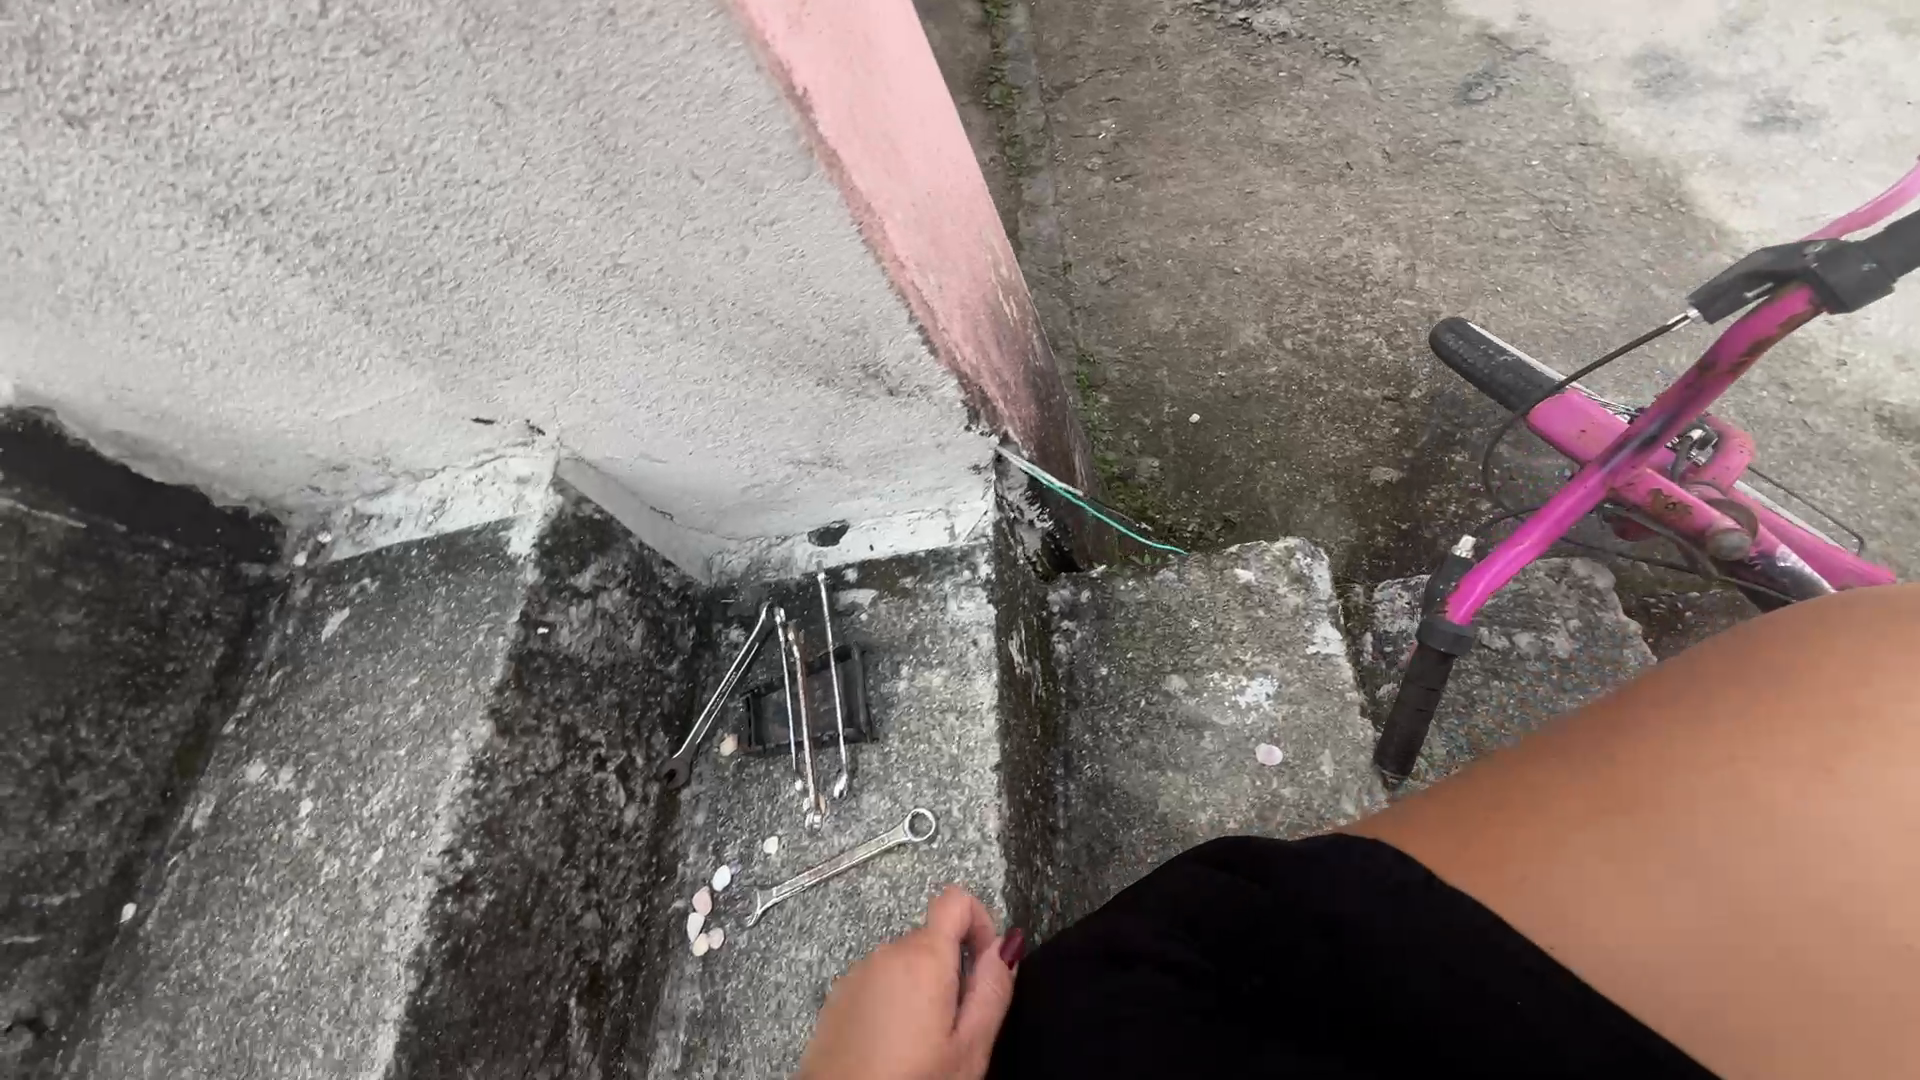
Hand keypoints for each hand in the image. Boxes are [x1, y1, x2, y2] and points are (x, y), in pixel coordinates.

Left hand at [796, 886, 1023, 1079]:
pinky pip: (880, 981)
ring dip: (922, 989)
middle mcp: (889, 950)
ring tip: (921, 1044)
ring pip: (907, 962)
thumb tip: (1005, 944)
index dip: (979, 922)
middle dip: (952, 971)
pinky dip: (893, 1001)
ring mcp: (859, 970)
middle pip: (933, 939)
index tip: (985, 967)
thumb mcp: (969, 1050)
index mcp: (924, 956)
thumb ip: (992, 990)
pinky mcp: (839, 993)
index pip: (955, 899)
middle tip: (955, 1028)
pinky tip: (891, 1047)